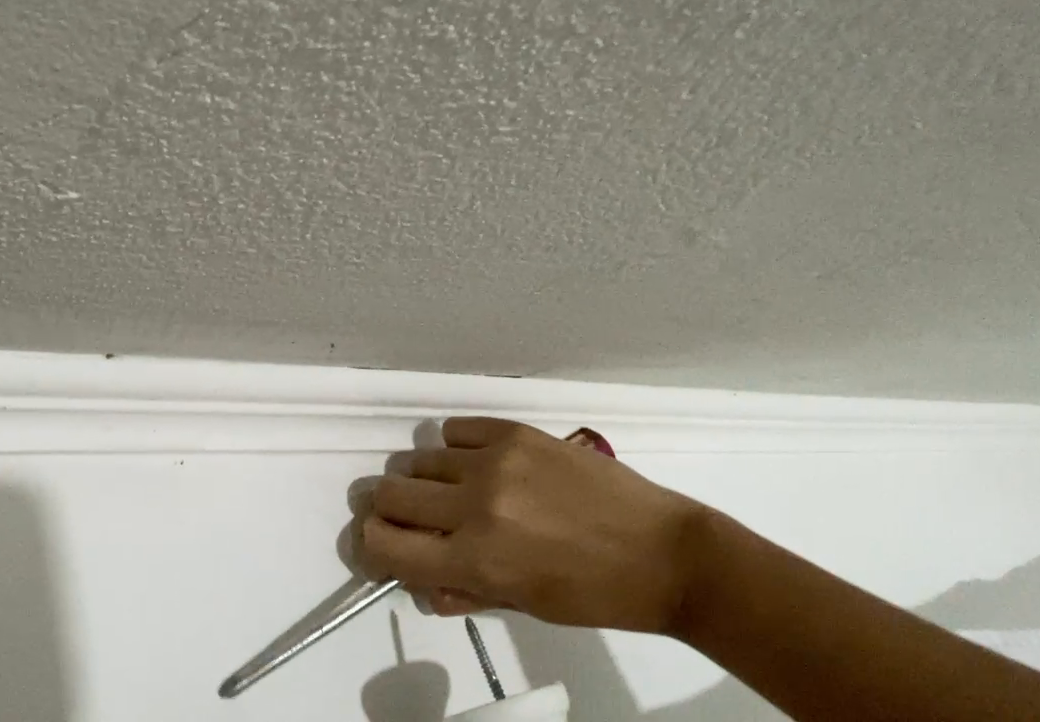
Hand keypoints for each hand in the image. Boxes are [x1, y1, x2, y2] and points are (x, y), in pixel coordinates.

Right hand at [359, 416, 707, 634]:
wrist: (664, 553)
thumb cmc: (595, 595)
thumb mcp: (523, 608)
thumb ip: (461, 591)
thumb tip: (417, 576)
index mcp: (475, 560)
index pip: (381, 544)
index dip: (374, 547)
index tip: (387, 547)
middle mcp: (474, 505)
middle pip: (387, 494)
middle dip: (392, 512)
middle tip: (418, 520)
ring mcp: (494, 461)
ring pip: (418, 459)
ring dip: (427, 481)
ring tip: (460, 492)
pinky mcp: (514, 432)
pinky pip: (455, 430)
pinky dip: (457, 449)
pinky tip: (482, 465)